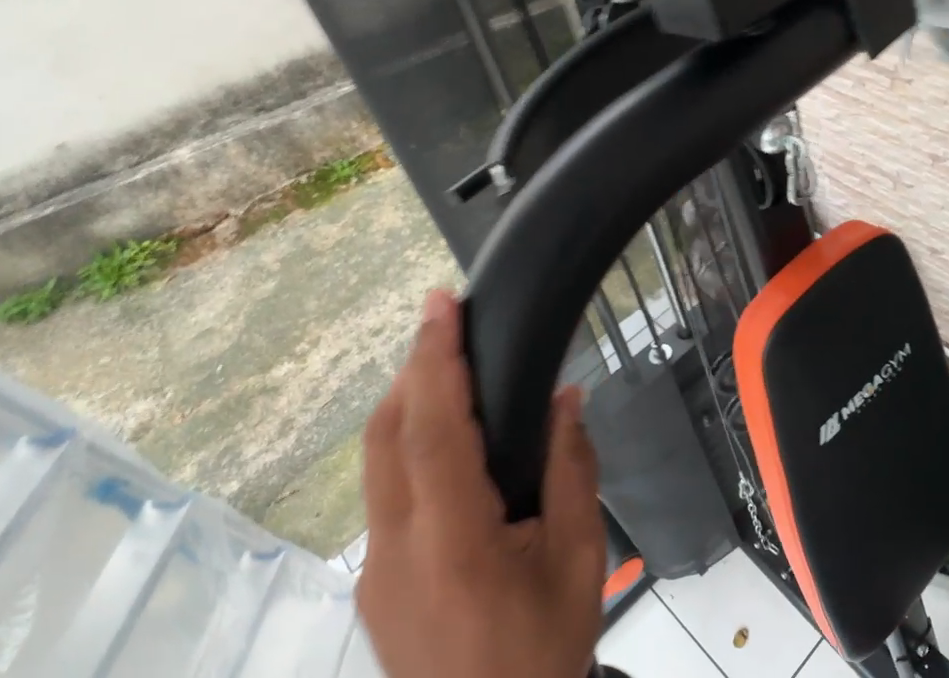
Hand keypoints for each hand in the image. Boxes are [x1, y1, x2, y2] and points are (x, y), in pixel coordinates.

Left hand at [358, 291, 604, 677]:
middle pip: (385, 436)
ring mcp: (372, 570)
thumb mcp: (579, 562)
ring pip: (375, 464)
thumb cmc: (545, 651)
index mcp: (453, 544)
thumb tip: (565, 400)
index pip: (432, 432)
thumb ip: (572, 473)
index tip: (440, 306)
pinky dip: (404, 448)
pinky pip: (381, 495)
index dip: (434, 362)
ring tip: (446, 369)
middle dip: (411, 368)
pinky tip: (442, 445)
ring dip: (404, 405)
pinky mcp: (370, 585)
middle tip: (445, 323)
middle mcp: (395, 550)